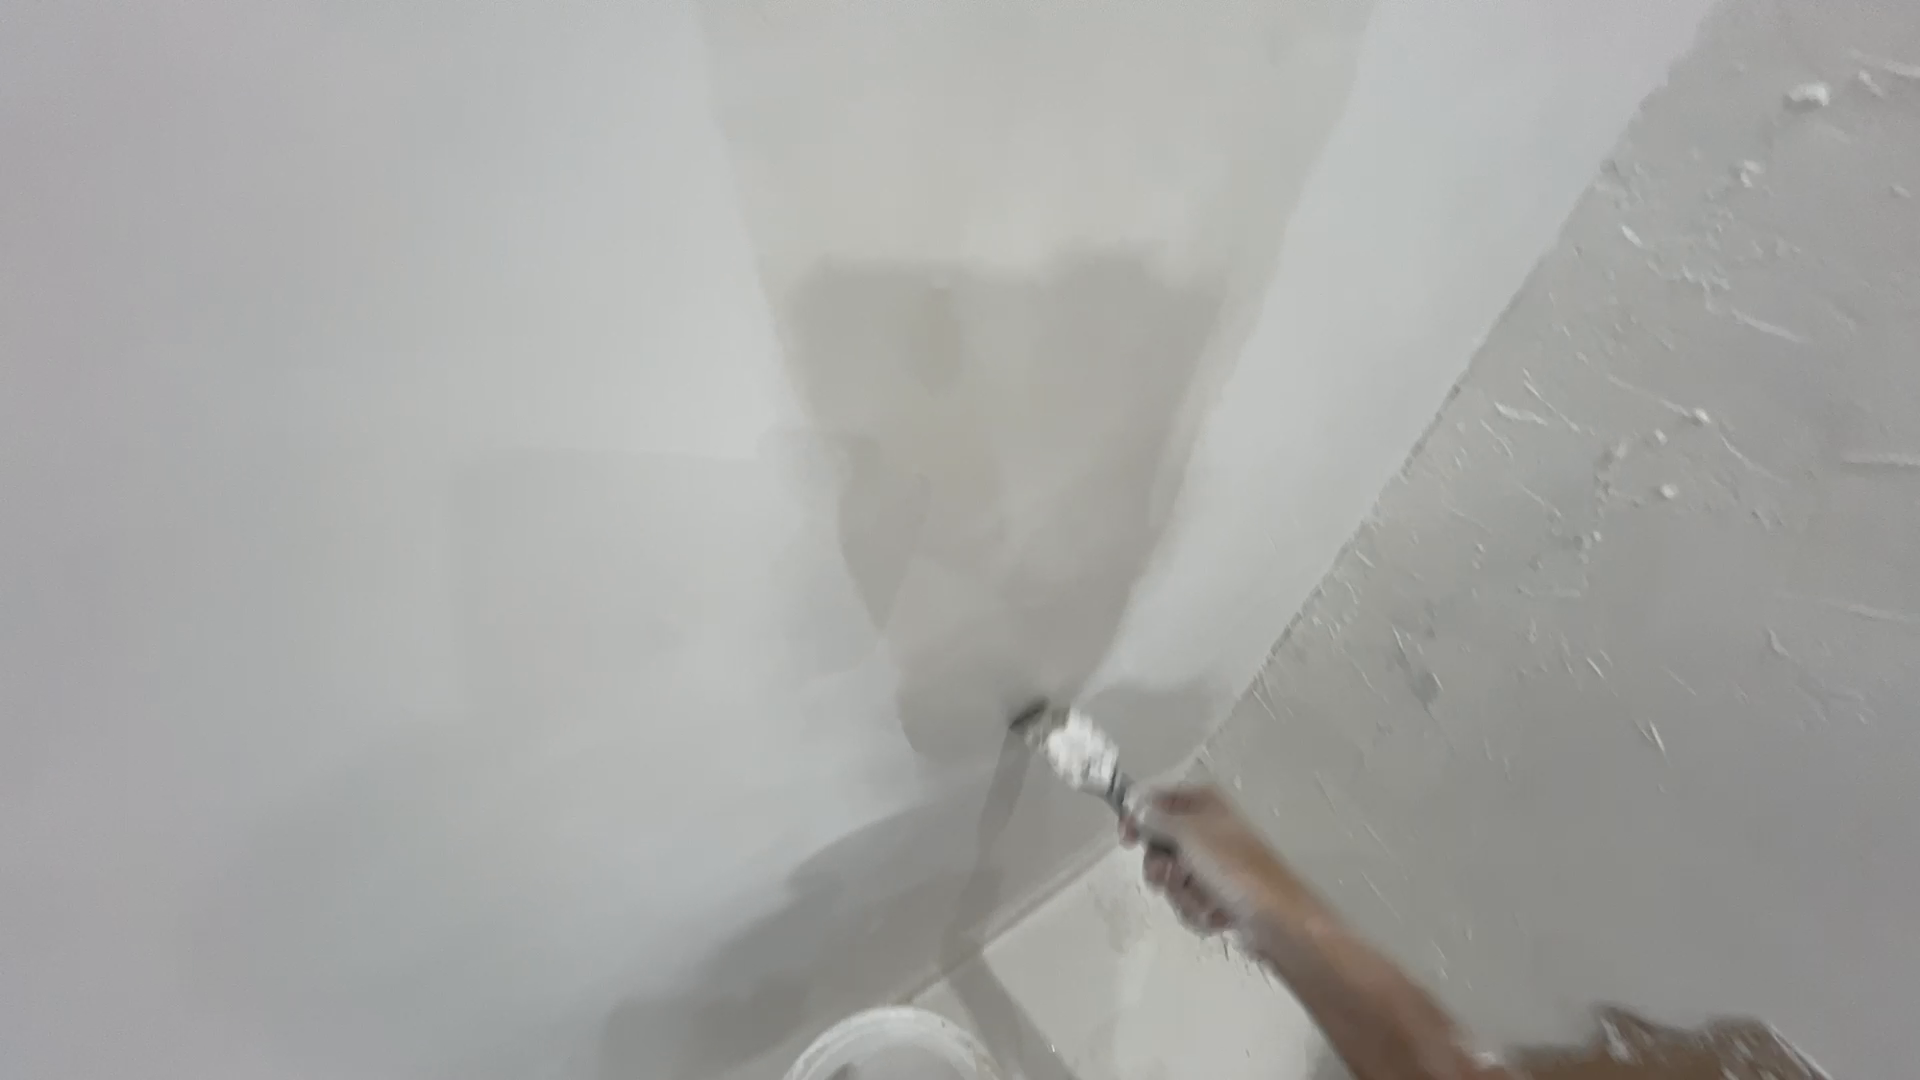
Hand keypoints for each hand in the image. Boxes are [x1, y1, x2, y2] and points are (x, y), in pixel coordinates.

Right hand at [1121, 784, 1297, 937]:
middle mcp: (1208, 828)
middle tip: (1169, 876)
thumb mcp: (1187, 834)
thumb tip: (1135, 808)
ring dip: (1181, 893)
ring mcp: (1214, 863)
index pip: (1156, 799)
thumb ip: (1154, 819)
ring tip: (1203, 899)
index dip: (1137, 817)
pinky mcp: (1219, 894)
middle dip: (1161, 867)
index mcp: (1204, 802)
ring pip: (1172, 876)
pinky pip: (1188, 899)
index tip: (1126, 839)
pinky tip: (1216, 914)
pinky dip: (1197, 909)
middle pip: (1160, 842)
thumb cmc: (1233, 867)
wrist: (1277, 919)